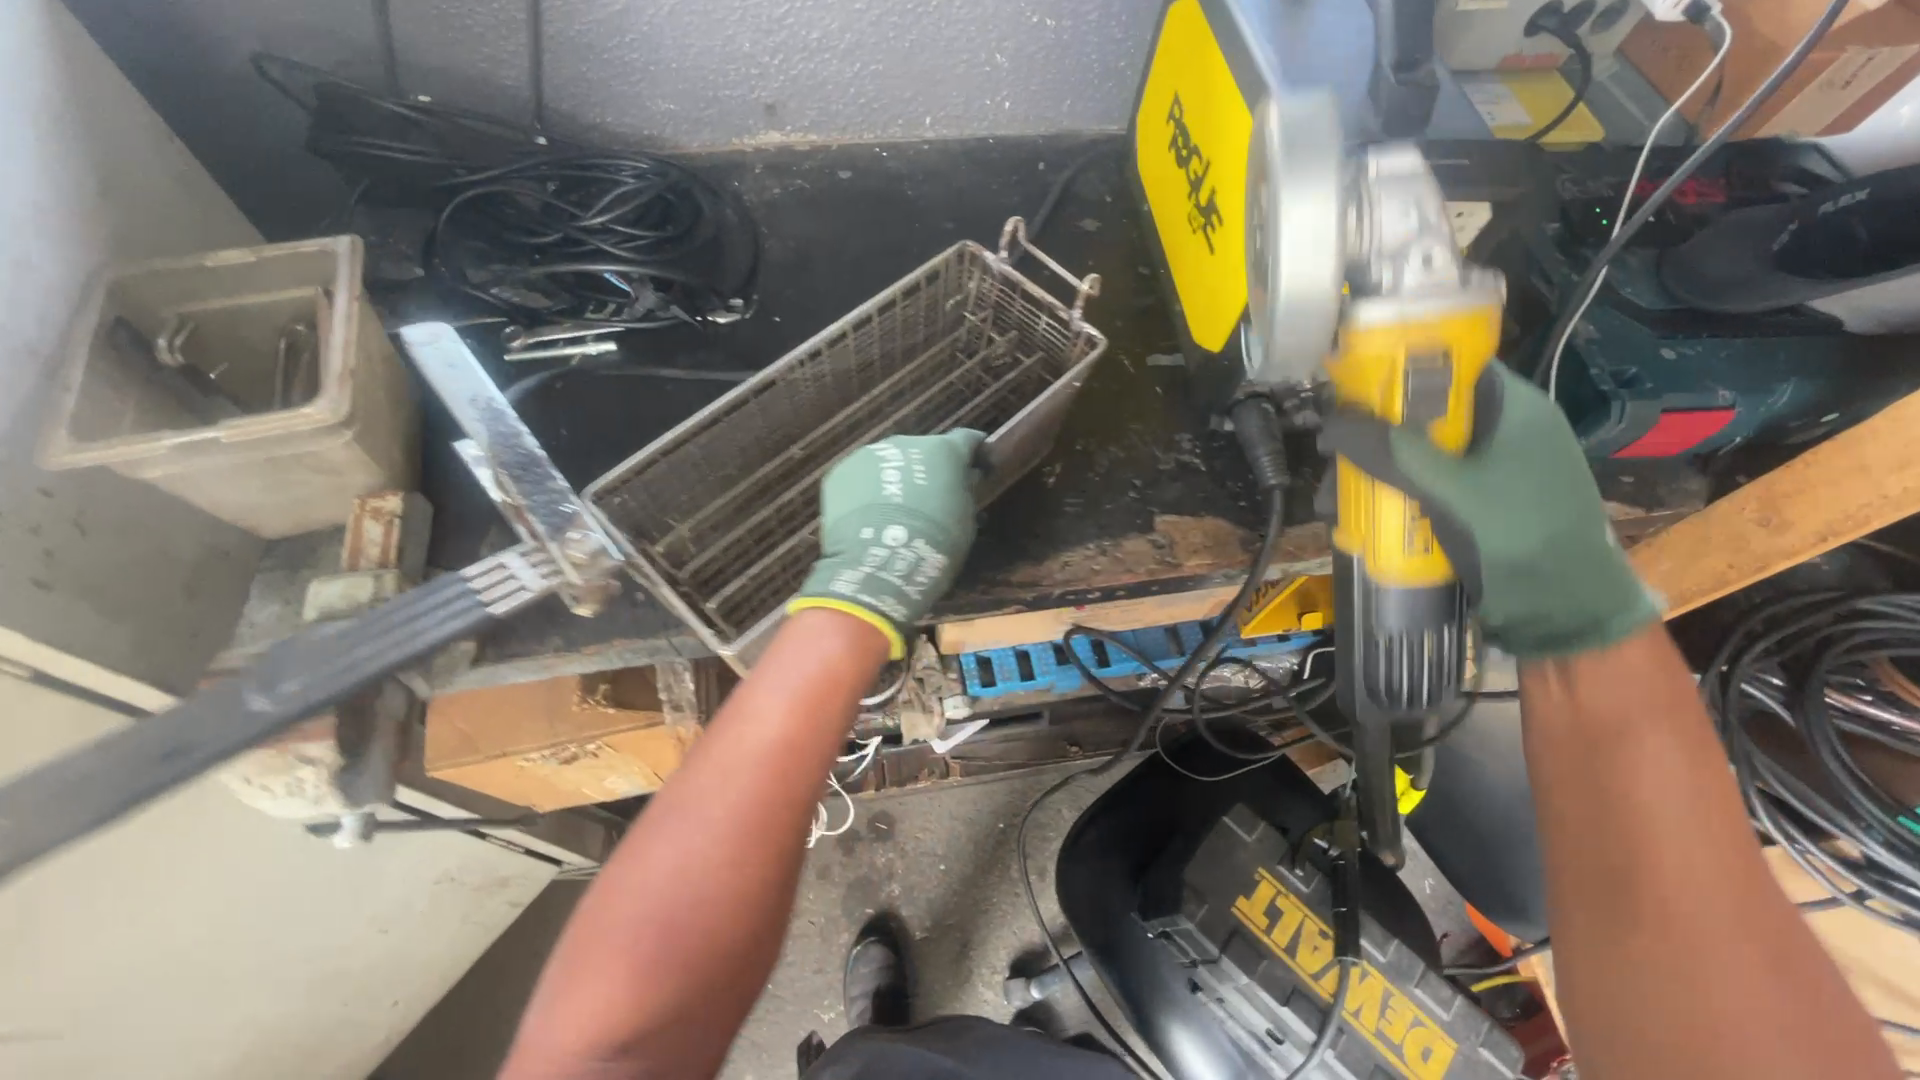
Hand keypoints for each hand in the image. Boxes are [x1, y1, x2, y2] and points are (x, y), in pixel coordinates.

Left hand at [787, 430, 984, 658]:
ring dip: (896, 478)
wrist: (878, 561)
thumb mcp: (964, 519)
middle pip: (923, 449)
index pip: (966, 439)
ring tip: (895, 509)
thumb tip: (967, 477)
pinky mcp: (841, 473)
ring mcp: (870, 455)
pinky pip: (862, 478)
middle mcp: (906, 442)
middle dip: (929, 468)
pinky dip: (868, 491)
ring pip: (890, 462)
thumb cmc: (934, 542)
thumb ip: (965, 491)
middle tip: (931, 496)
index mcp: (944, 450)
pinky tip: (870, 516)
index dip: (974, 451)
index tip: (978, 464)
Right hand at [1317, 362, 1660, 658]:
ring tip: (1334, 505)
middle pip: (1424, 414)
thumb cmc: (1522, 539)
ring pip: (1419, 454)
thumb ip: (1394, 453)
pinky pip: (1426, 488)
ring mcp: (1492, 470)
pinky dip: (1392, 500)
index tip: (1348, 392)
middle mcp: (1503, 431)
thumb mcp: (1453, 491)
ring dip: (1374, 474)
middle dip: (1373, 437)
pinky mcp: (1479, 505)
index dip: (1397, 370)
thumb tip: (1331, 424)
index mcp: (1513, 409)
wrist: (1567, 615)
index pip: (1450, 365)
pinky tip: (1361, 524)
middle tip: (1333, 463)